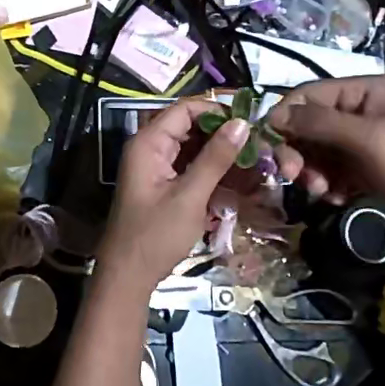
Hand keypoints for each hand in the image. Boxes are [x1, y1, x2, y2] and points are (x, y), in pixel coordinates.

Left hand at [97, 99, 254, 282]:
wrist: (127, 277)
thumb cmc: (155, 235)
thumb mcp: (190, 196)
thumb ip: (215, 158)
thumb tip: (242, 123)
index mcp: (149, 143)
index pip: (185, 109)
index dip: (217, 110)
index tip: (249, 123)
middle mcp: (150, 148)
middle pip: (190, 126)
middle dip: (223, 133)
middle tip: (257, 144)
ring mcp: (156, 167)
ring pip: (193, 147)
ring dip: (220, 153)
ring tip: (253, 161)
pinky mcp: (163, 184)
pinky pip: (190, 166)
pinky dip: (212, 170)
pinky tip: (237, 179)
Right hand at [267, 77, 384, 241]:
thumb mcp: (371, 140)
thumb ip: (320, 124)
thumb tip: (275, 113)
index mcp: (366, 92)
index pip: (308, 95)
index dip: (285, 118)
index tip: (269, 148)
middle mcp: (365, 112)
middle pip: (312, 126)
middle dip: (299, 150)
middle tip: (293, 178)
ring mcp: (371, 143)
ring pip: (323, 152)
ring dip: (314, 171)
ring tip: (322, 192)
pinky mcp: (376, 171)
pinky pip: (339, 172)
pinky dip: (332, 185)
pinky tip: (337, 199)